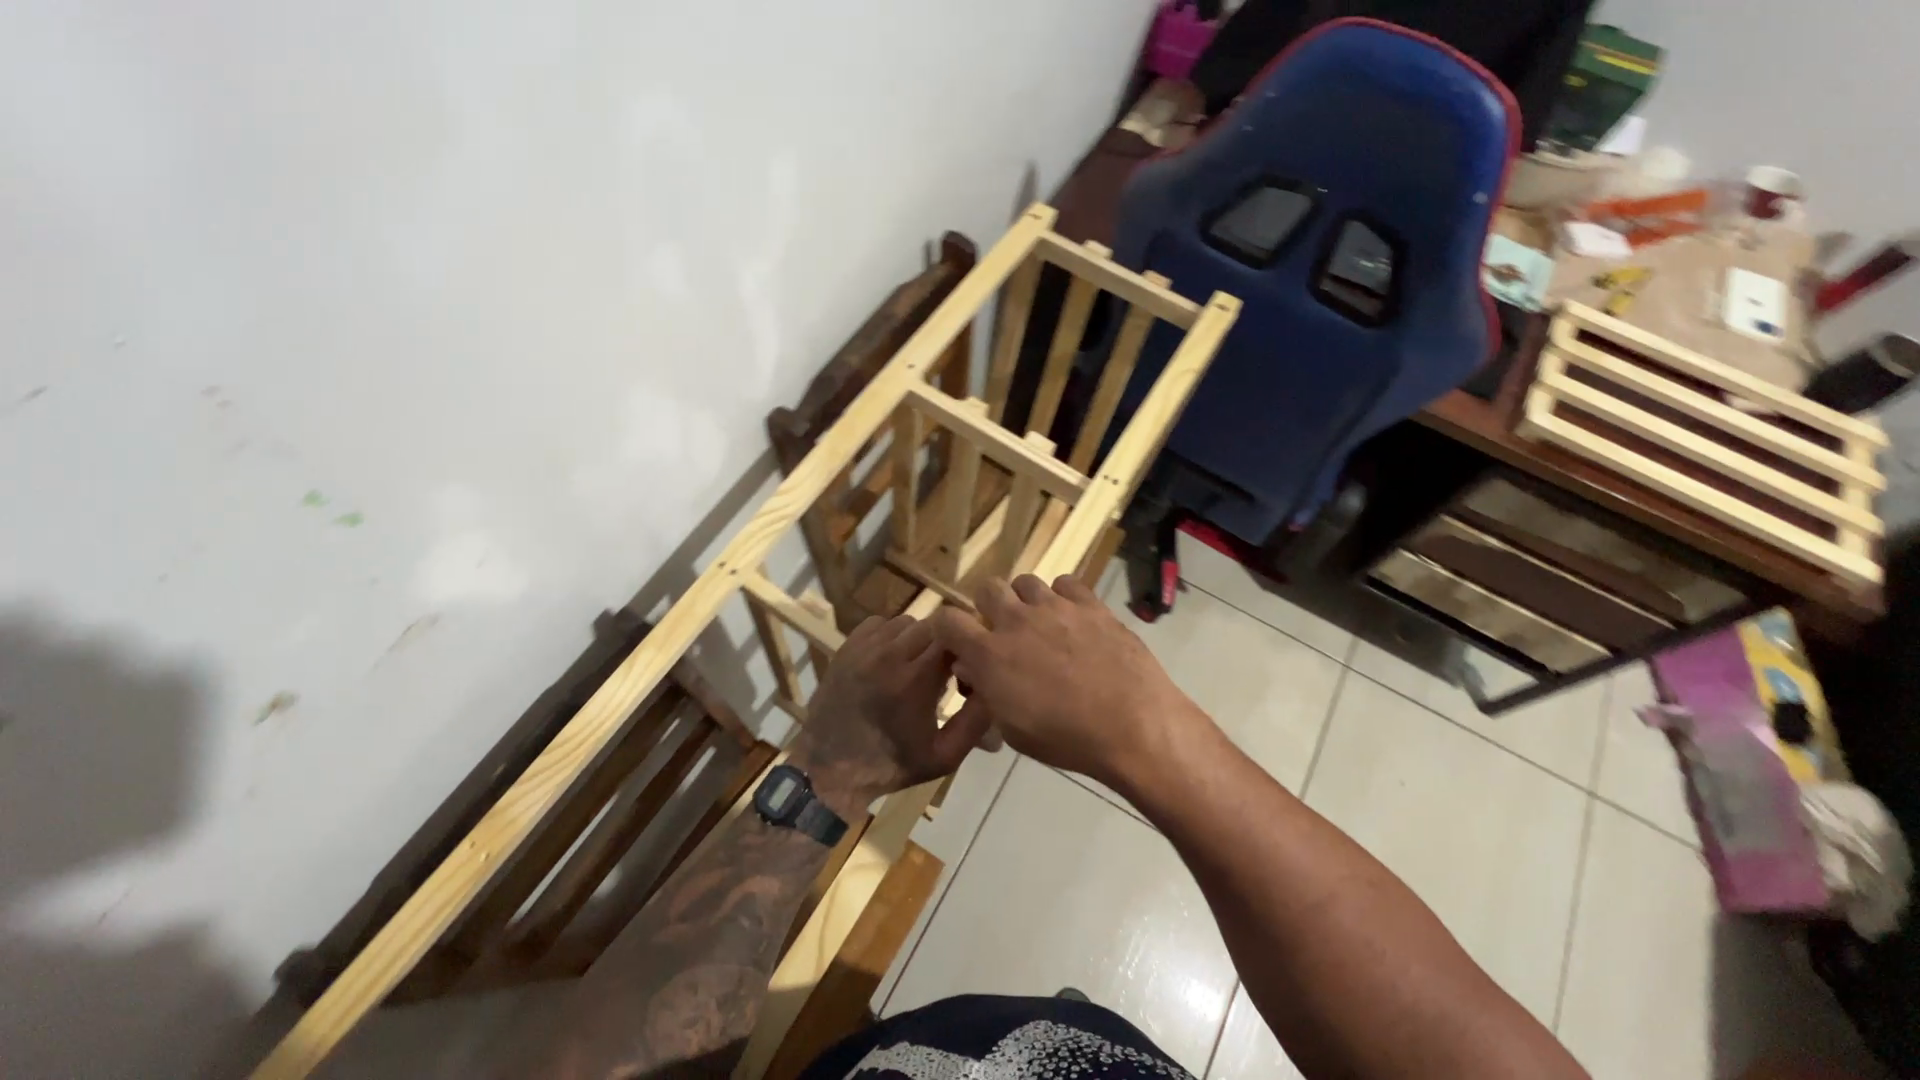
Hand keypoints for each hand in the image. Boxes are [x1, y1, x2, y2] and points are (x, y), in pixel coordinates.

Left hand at [787, 613, 992, 819]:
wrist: (829, 769)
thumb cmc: (892, 765)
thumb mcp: (943, 756)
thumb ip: (975, 723)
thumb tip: (998, 693)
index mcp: (916, 679)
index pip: (955, 637)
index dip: (967, 647)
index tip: (969, 667)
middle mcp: (890, 655)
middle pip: (933, 625)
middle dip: (946, 643)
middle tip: (945, 669)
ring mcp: (864, 648)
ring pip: (906, 622)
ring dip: (919, 639)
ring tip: (917, 665)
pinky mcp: (846, 647)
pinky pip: (879, 623)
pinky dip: (891, 635)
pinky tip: (892, 660)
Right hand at [931, 574, 1206, 790]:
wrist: (1132, 725)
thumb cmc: (1066, 739)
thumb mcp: (1012, 729)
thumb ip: (987, 691)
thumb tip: (971, 666)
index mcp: (989, 654)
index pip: (947, 620)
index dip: (947, 628)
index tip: (958, 642)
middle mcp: (1017, 620)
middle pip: (987, 589)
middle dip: (989, 607)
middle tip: (1003, 633)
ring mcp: (1056, 607)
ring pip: (1025, 581)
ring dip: (1025, 600)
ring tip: (1040, 624)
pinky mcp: (1091, 603)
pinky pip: (1066, 583)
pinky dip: (1062, 596)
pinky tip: (1072, 619)